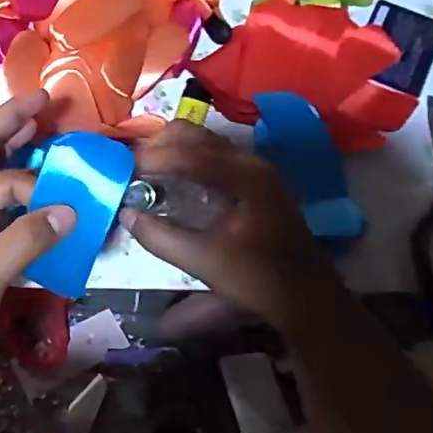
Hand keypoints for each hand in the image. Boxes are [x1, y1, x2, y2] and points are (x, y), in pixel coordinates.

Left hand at [0, 93, 72, 379]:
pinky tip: (36, 168)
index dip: (38, 188)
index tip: (66, 209)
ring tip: (39, 119)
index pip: (6, 180)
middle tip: (44, 98)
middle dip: (12, 118)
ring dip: (13, 138)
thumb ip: (28, 239)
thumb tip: (71, 210)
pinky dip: (18, 170)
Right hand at [123, 120, 340, 329]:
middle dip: (161, 144)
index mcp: (245, 177)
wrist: (307, 296)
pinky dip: (189, 158)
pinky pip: (216, 154)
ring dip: (175, 149)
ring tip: (147, 168)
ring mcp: (257, 168)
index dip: (154, 157)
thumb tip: (127, 214)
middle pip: (199, 136)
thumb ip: (162, 238)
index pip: (191, 154)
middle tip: (132, 164)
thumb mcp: (205, 262)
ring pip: (207, 142)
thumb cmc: (258, 278)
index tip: (125, 168)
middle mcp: (252, 163)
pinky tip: (174, 177)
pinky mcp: (256, 179)